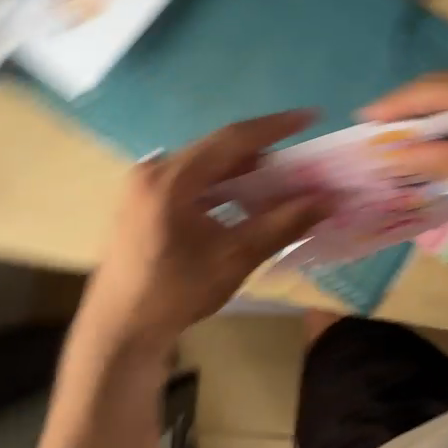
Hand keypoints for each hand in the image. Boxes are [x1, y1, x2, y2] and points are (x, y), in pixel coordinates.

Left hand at [77, 112, 331, 351]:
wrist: (120, 330)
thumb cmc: (176, 292)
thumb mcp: (236, 256)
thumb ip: (283, 223)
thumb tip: (328, 200)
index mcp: (172, 178)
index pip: (233, 139)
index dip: (276, 127)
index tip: (311, 117)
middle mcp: (155, 171)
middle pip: (220, 150)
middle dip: (265, 155)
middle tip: (303, 163)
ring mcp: (146, 186)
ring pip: (208, 167)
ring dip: (246, 174)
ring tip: (282, 185)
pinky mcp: (146, 203)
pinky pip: (195, 183)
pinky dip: (226, 188)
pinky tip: (248, 204)